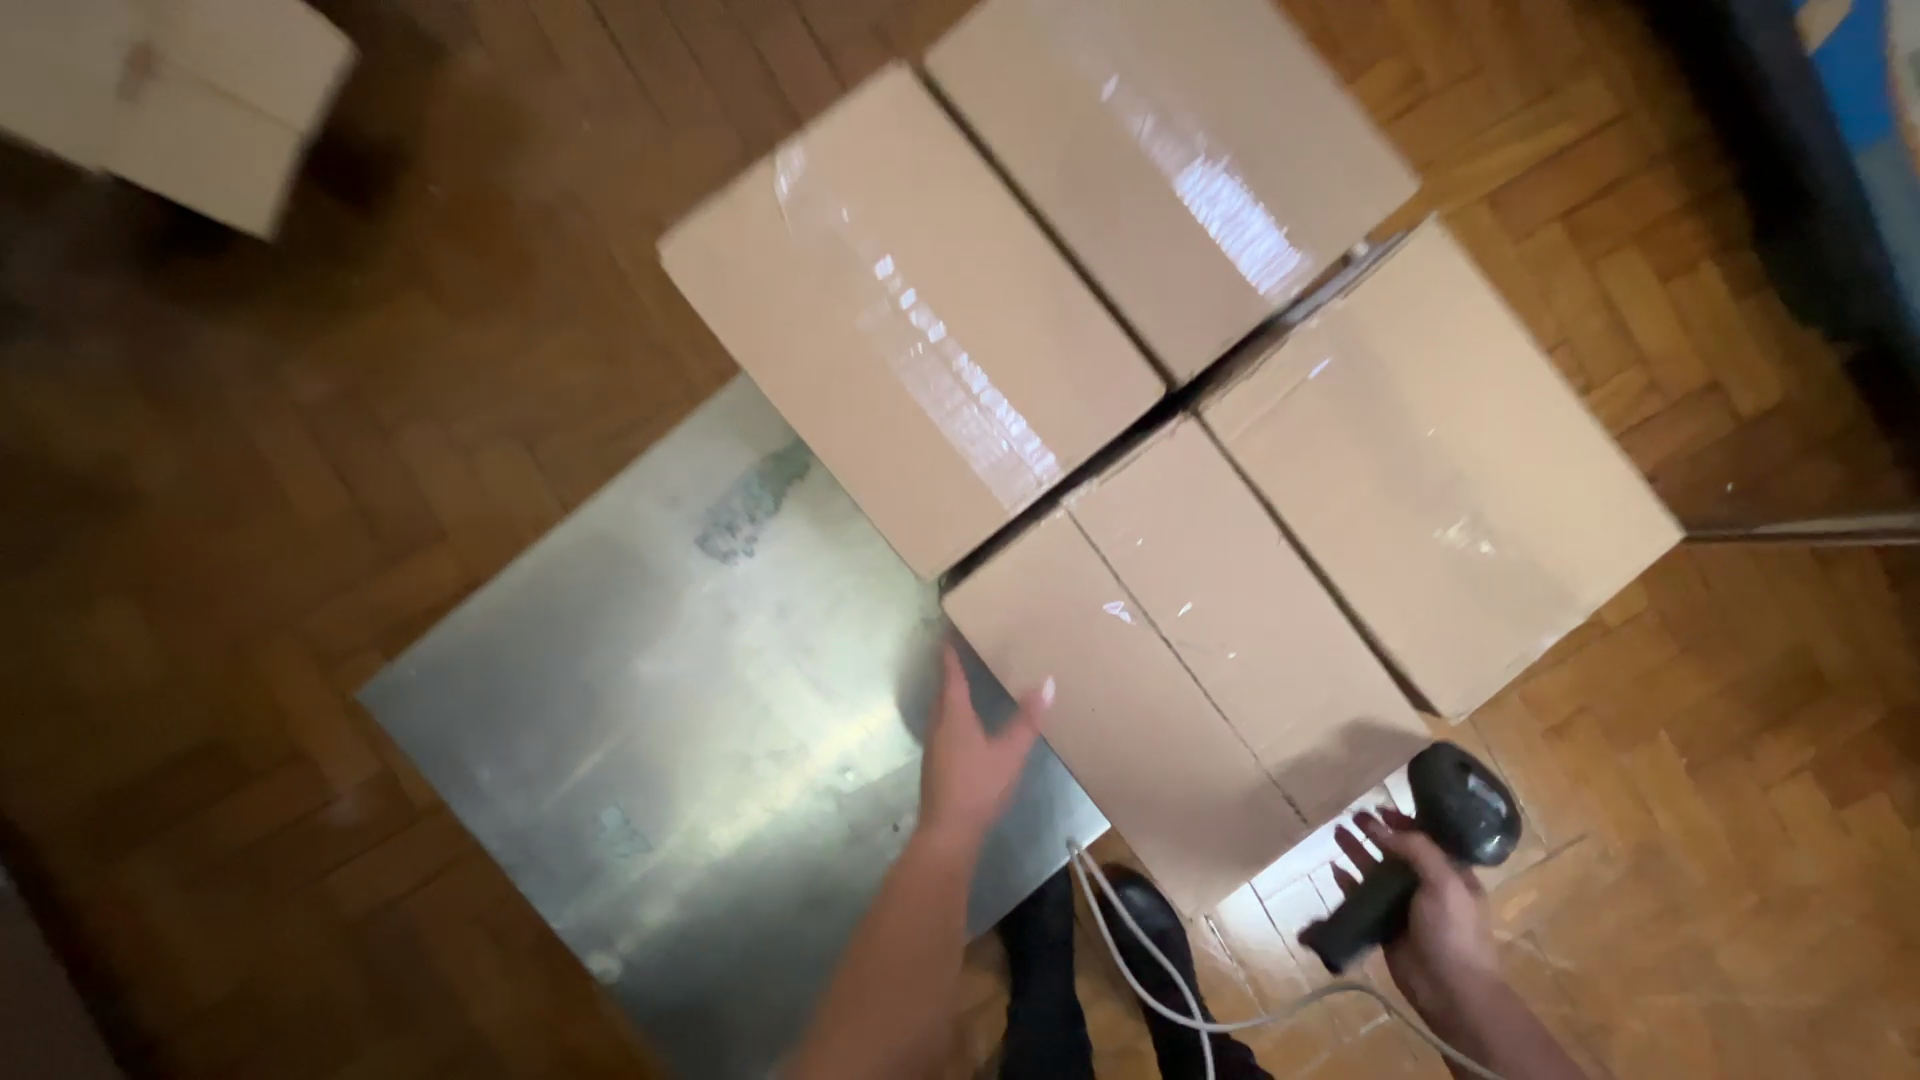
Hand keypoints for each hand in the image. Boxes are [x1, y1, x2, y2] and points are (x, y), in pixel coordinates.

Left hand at [917, 644, 1052, 845]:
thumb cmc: (979, 787)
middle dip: (949, 669)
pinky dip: (951, 712)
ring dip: (949, 692)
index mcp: (954, 715)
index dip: (950, 653)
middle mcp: (938, 724)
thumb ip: (1028, 719)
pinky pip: (942, 724)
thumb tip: (1047, 682)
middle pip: (942, 689)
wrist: (948, 830)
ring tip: (963, 681)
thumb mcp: (1010, 752)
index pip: (951, 674)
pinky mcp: (935, 762)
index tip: (948, 631)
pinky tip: (963, 723)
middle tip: (960, 651)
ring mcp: (933, 745)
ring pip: (940, 708)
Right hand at [1333, 808, 1500, 1020]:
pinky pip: (1364, 896)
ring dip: (1359, 851)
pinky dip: (1350, 882)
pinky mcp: (1386, 923)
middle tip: (1354, 815)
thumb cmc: (1453, 932)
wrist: (1450, 990)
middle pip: (1398, 852)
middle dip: (1377, 833)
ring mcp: (1405, 906)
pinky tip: (1335, 869)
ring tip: (1337, 831)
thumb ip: (1417, 850)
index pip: (1427, 839)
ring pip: (1377, 871)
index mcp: (1452, 875)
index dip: (1405, 822)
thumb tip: (1384, 829)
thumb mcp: (1444, 883)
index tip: (1381, 808)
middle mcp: (1429, 887)